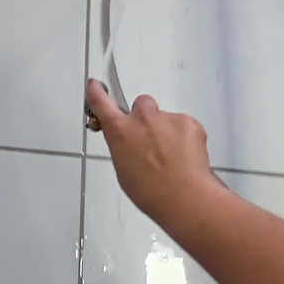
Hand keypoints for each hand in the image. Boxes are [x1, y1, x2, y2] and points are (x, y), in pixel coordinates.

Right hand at [86, 79, 226, 227]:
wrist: (184, 197)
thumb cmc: (148, 192)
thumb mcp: (124, 170)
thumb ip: (124, 147)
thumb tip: (131, 144)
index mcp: (120, 131)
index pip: (101, 103)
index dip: (97, 92)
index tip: (95, 86)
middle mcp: (141, 118)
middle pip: (142, 104)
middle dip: (146, 118)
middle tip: (153, 140)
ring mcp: (166, 117)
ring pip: (166, 118)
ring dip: (168, 132)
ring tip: (175, 158)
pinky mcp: (188, 121)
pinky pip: (185, 126)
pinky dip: (186, 139)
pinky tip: (189, 158)